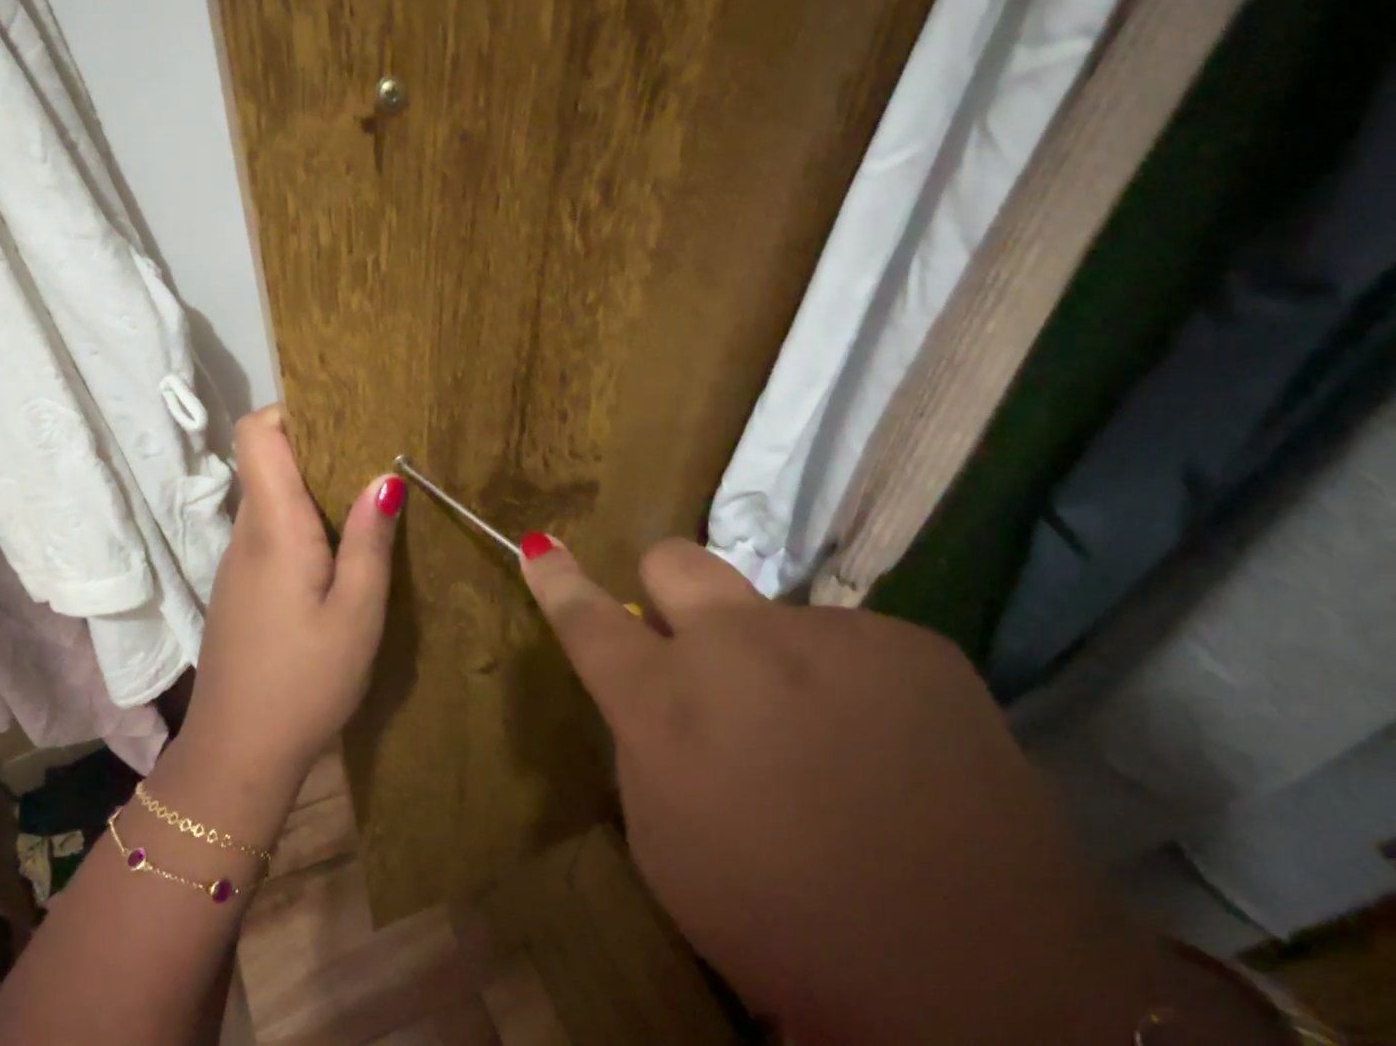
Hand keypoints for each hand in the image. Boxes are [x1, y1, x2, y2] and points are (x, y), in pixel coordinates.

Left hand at [181, 407, 404, 773]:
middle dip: (319, 453)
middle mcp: (247, 536)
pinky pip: (270, 538)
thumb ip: (370, 541)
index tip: (345, 422)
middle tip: (378, 467)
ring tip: (370, 513)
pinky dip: (304, 530)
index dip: (293, 412)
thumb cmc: (306, 681)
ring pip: (271, 503)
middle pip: (268, 465)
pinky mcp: (240, 592)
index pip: (257, 435)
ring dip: (315, 495)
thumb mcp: (357, 612)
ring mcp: (238, 566)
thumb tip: (384, 476)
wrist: (240, 750)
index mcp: (274, 529)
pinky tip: (340, 562)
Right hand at [518, 536, 1213, 1044]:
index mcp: (665, 703)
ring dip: (777, 663)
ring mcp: (831, 633)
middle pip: (676, 560)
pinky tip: (888, 752)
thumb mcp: (667, 846)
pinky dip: (851, 685)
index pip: (590, 620)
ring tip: (828, 747)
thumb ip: (647, 748)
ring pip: (776, 619)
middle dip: (667, 589)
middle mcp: (739, 644)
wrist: (967, 961)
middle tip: (694, 647)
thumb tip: (657, 697)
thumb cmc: (781, 923)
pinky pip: (853, 646)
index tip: (540, 547)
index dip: (558, 582)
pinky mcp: (912, 642)